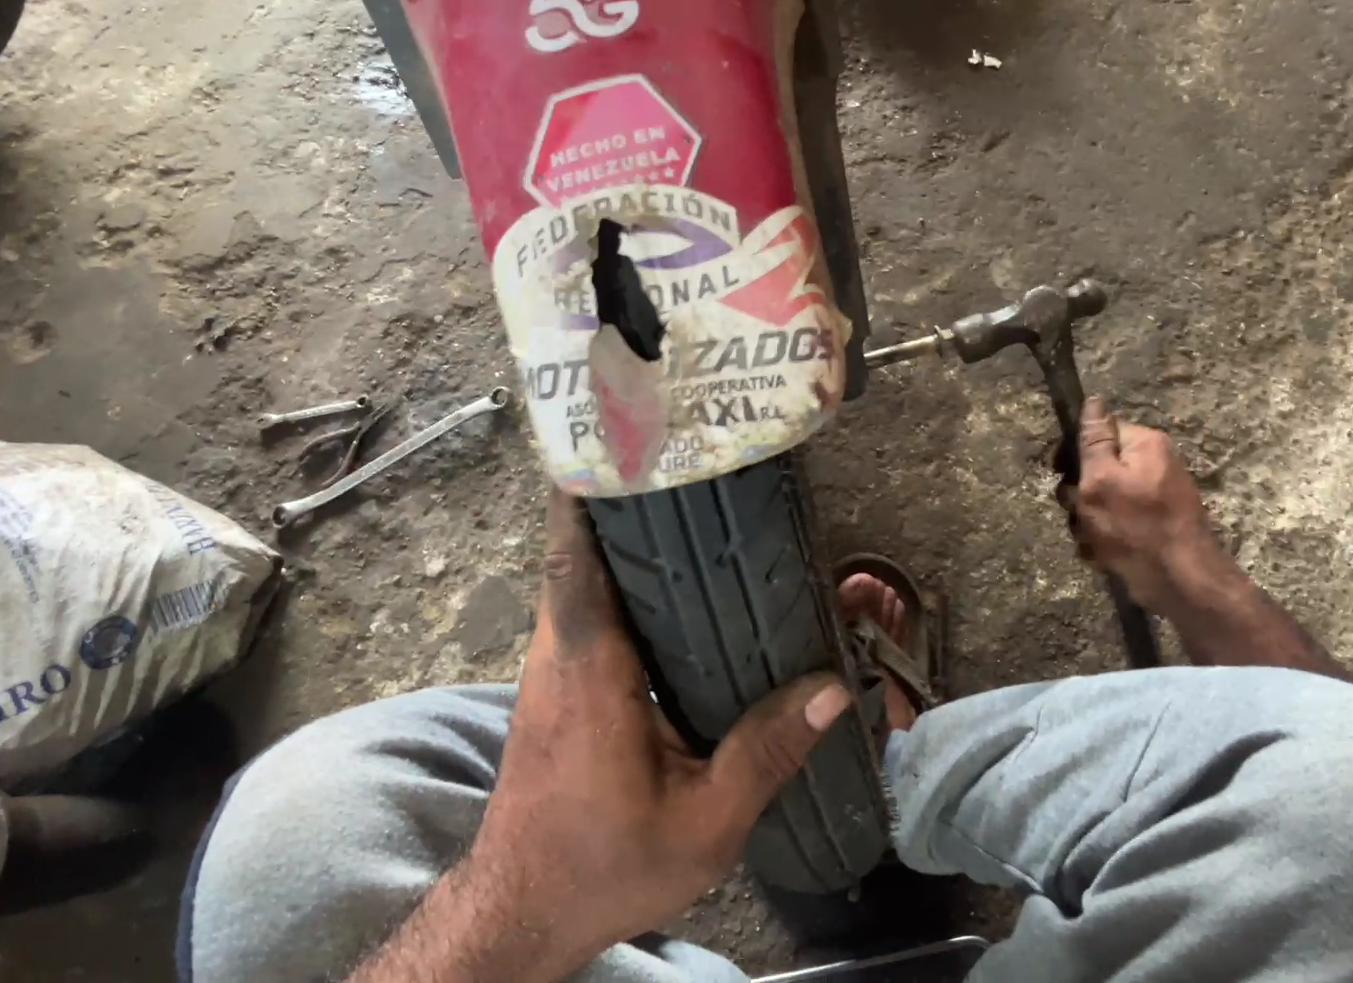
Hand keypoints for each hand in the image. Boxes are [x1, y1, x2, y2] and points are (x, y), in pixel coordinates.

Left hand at [433, 490, 851, 981]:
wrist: (523, 909)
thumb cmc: (605, 866)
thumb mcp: (703, 822)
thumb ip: (765, 752)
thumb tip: (830, 689)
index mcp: (590, 670)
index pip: (577, 559)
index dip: (589, 495)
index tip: (619, 443)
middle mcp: (560, 653)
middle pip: (579, 553)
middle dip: (620, 501)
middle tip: (680, 461)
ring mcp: (549, 668)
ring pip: (578, 579)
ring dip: (616, 539)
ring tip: (681, 506)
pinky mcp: (553, 685)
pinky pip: (584, 609)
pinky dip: (616, 581)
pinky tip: (667, 587)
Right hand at [1070, 398, 1233, 616]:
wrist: (1179, 582)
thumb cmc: (1135, 528)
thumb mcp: (1102, 480)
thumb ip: (1094, 440)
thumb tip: (1093, 400)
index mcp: (1145, 445)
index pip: (1098, 431)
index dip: (1073, 453)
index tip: (1060, 475)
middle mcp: (1152, 464)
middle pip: (1096, 467)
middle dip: (1078, 495)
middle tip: (1080, 513)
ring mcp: (1152, 496)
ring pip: (1099, 499)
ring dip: (1086, 521)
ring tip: (1093, 539)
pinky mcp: (1150, 523)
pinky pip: (1113, 522)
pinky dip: (1103, 537)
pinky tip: (1102, 553)